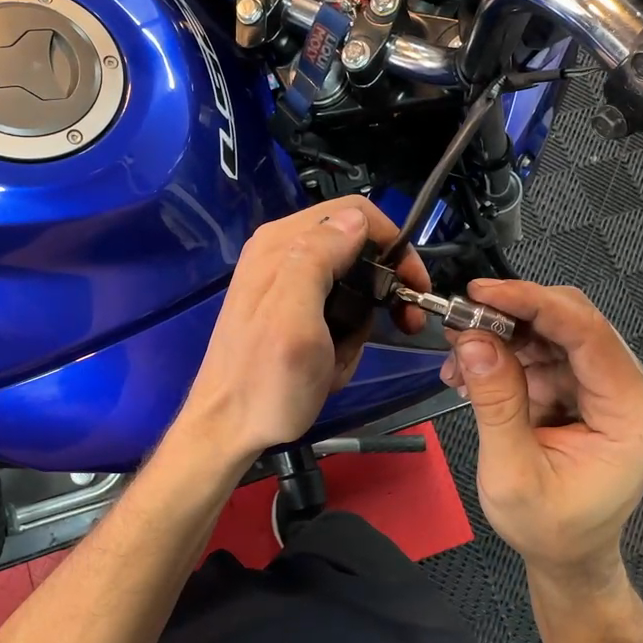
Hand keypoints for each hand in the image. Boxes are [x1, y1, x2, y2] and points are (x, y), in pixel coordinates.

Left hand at [179, 197, 428, 467]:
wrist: (228, 428)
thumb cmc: (265, 380)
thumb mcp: (294, 318)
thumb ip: (318, 259)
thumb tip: (356, 219)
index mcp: (282, 244)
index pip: (355, 213)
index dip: (394, 244)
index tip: (414, 286)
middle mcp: (281, 252)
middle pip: (356, 248)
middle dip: (379, 290)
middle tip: (399, 325)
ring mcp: (283, 283)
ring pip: (350, 286)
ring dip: (359, 324)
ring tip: (342, 357)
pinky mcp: (287, 312)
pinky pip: (334, 312)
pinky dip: (343, 339)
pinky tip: (330, 364)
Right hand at [440, 280, 642, 592]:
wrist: (568, 557)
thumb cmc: (550, 529)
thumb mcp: (512, 473)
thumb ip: (496, 403)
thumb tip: (472, 340)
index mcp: (634, 415)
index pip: (588, 334)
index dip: (533, 303)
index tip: (482, 293)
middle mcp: (632, 392)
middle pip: (574, 323)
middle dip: (513, 315)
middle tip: (460, 320)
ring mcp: (609, 388)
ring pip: (555, 332)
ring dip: (503, 336)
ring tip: (458, 358)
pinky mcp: (586, 390)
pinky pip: (545, 353)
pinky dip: (506, 355)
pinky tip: (473, 372)